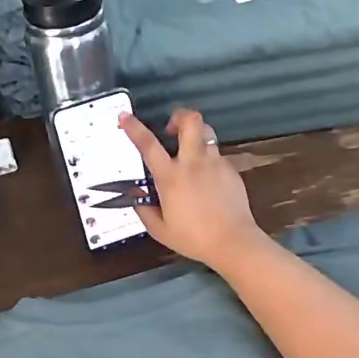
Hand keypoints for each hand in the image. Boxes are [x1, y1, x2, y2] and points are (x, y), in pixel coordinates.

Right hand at [120, 108, 268, 269]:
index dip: (134, 127)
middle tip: (171, 127)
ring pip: (206, 132)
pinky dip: (208, 159)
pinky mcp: (231, 170)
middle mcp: (193, 163)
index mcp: (171, 177)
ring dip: (195, 134)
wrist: (233, 242)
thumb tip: (136, 195)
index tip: (124, 116)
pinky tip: (207, 179)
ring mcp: (215, 163)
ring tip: (189, 150)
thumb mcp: (160, 230)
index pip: (148, 144)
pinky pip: (217, 155)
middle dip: (179, 115)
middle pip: (190, 120)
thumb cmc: (194, 238)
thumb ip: (144, 209)